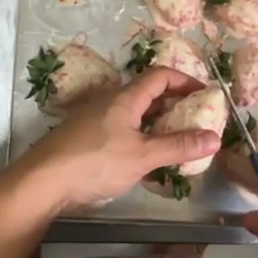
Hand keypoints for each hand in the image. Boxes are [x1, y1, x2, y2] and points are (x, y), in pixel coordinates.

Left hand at [19, 67, 221, 213]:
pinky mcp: (85, 138)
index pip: (160, 76)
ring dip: (156, 123)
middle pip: (147, 94)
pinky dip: (139, 137)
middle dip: (173, 104)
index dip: (185, 80)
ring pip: (133, 114)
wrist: (43, 181)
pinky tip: (145, 160)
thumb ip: (178, 146)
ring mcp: (95, 120)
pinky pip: (120, 130)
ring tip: (176, 141)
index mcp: (125, 98)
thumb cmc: (94, 162)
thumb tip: (215, 137)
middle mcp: (109, 102)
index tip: (205, 92)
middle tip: (195, 119)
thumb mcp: (142, 155)